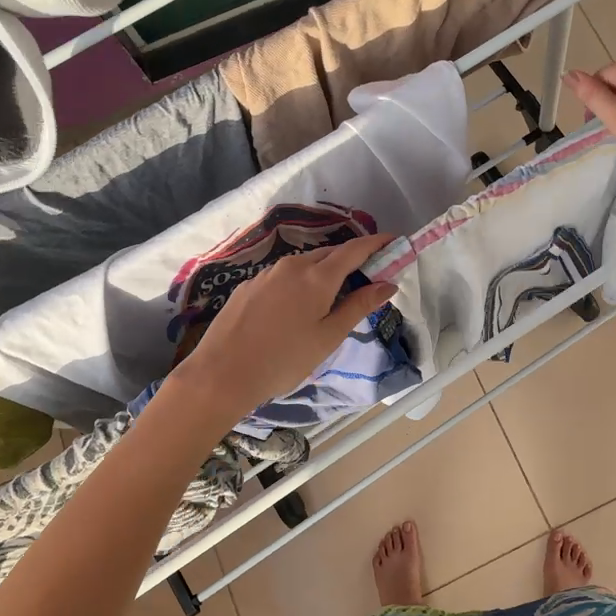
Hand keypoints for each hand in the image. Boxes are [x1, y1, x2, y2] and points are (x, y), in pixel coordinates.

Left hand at [160, 233, 397, 423]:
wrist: (221, 374)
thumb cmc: (284, 360)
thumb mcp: (329, 337)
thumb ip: (359, 306)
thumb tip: (388, 284)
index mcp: (317, 277)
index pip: (355, 249)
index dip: (377, 243)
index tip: (394, 242)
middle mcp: (292, 266)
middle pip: (330, 254)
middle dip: (352, 259)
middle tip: (369, 275)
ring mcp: (266, 274)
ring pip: (305, 264)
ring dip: (325, 272)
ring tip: (334, 295)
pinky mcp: (249, 286)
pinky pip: (283, 276)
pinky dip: (301, 282)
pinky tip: (297, 307)